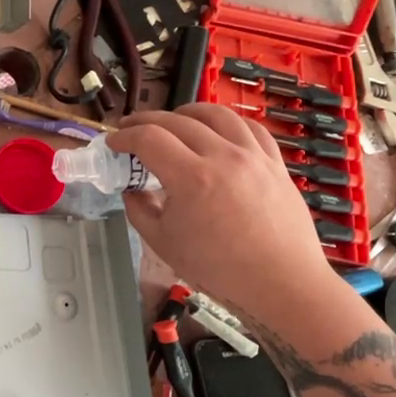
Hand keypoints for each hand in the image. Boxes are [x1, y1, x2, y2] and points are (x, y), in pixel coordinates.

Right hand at [108, 104, 336, 314]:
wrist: (282, 284)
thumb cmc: (219, 269)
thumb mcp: (163, 243)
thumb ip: (139, 210)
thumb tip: (132, 190)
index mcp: (191, 178)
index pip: (148, 139)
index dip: (124, 137)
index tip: (113, 143)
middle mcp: (222, 157)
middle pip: (177, 121)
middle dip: (146, 121)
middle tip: (130, 129)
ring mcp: (253, 157)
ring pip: (216, 115)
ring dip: (187, 112)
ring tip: (173, 120)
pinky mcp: (275, 164)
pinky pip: (250, 128)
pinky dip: (227, 122)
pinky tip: (217, 130)